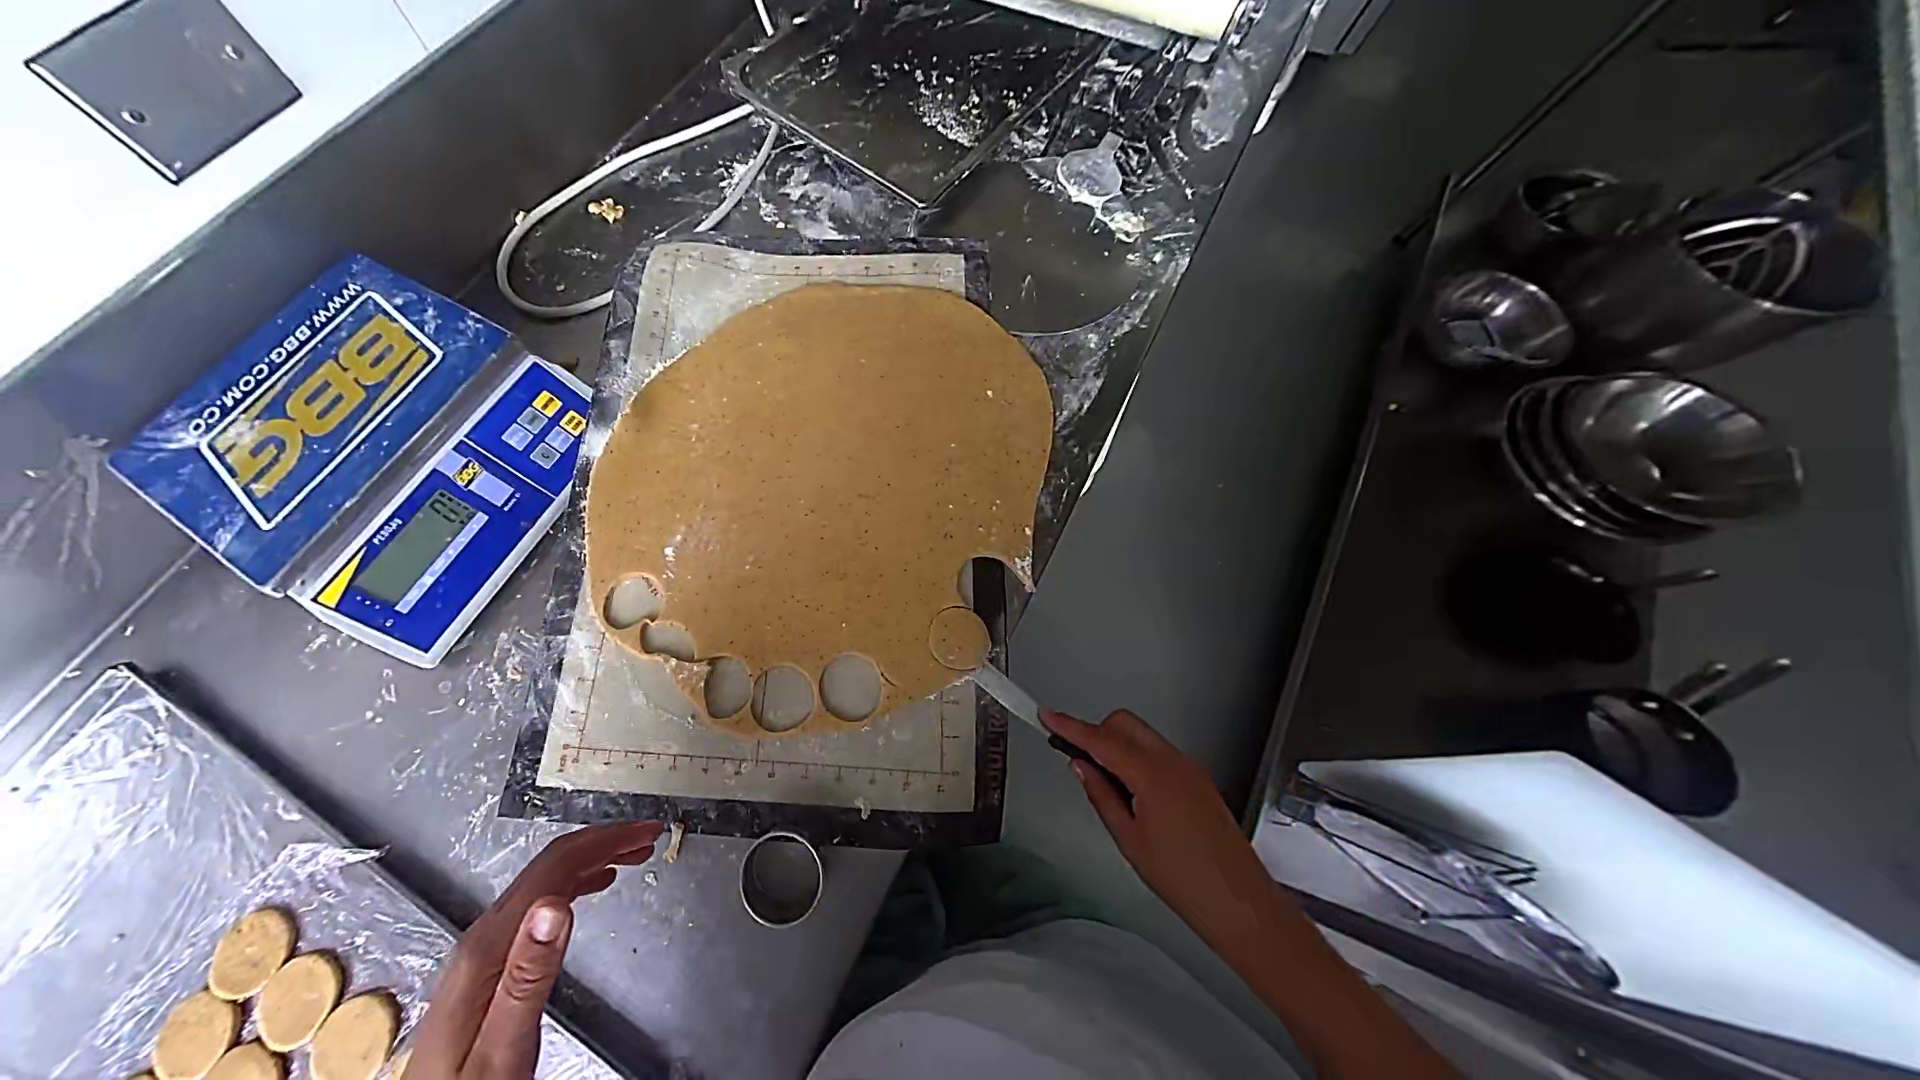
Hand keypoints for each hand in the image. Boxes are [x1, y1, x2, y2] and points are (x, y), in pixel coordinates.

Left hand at [409, 823, 662, 1079]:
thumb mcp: (502, 1047)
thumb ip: (528, 976)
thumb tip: (555, 904)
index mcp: (490, 945)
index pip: (555, 868)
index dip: (606, 841)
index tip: (647, 833)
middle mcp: (485, 935)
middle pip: (551, 865)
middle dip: (605, 841)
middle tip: (649, 837)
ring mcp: (486, 946)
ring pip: (547, 879)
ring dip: (595, 856)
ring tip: (634, 854)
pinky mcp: (493, 960)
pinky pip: (541, 900)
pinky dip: (578, 880)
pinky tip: (597, 883)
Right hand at [1042, 709, 1275, 941]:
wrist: (1239, 902)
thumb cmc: (1187, 879)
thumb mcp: (1129, 839)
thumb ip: (1101, 794)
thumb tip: (1082, 767)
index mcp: (1152, 775)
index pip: (1101, 739)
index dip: (1070, 725)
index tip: (1049, 716)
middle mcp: (1174, 762)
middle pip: (1124, 724)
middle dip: (1097, 732)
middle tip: (1079, 758)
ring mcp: (1190, 768)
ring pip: (1143, 736)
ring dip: (1119, 747)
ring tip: (1107, 786)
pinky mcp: (1199, 778)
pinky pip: (1160, 753)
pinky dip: (1139, 759)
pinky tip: (1133, 792)